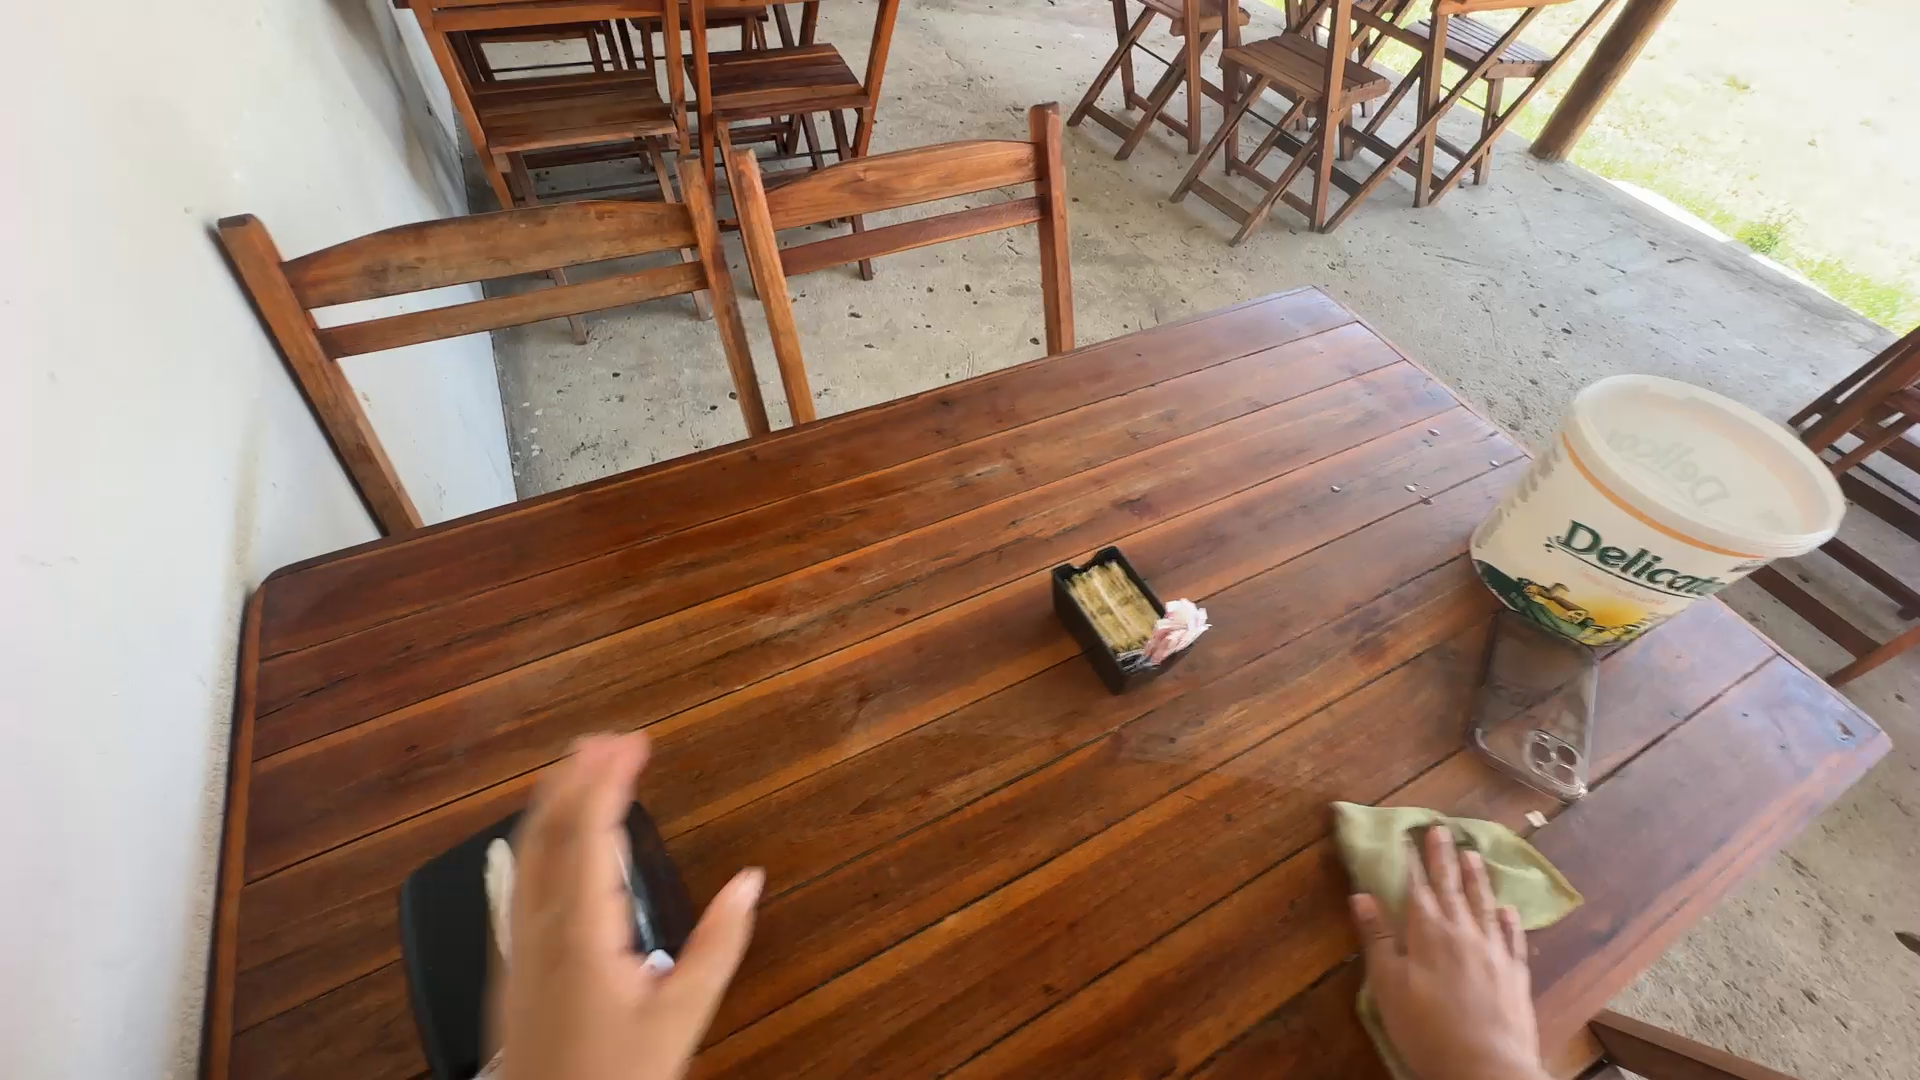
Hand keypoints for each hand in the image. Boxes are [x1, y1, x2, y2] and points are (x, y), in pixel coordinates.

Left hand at [502, 733, 762, 1079]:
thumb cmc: (617, 1076)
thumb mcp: (680, 1019)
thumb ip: (718, 946)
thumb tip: (750, 879)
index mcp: (582, 935)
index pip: (590, 836)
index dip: (608, 781)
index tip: (633, 743)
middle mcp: (540, 930)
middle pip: (546, 833)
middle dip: (574, 778)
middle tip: (607, 739)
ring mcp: (517, 946)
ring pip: (523, 853)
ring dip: (550, 801)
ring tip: (576, 766)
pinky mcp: (512, 963)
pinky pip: (518, 878)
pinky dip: (536, 835)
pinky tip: (546, 832)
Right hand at [1350, 826, 1547, 1079]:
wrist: (1488, 1071)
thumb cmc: (1426, 1027)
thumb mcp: (1388, 984)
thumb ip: (1377, 937)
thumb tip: (1361, 895)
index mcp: (1427, 931)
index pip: (1416, 885)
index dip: (1410, 859)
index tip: (1406, 833)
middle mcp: (1462, 932)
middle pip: (1450, 887)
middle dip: (1442, 857)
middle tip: (1440, 829)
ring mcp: (1493, 953)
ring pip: (1483, 905)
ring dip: (1476, 879)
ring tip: (1472, 855)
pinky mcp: (1515, 976)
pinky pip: (1512, 939)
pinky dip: (1508, 921)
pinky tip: (1507, 909)